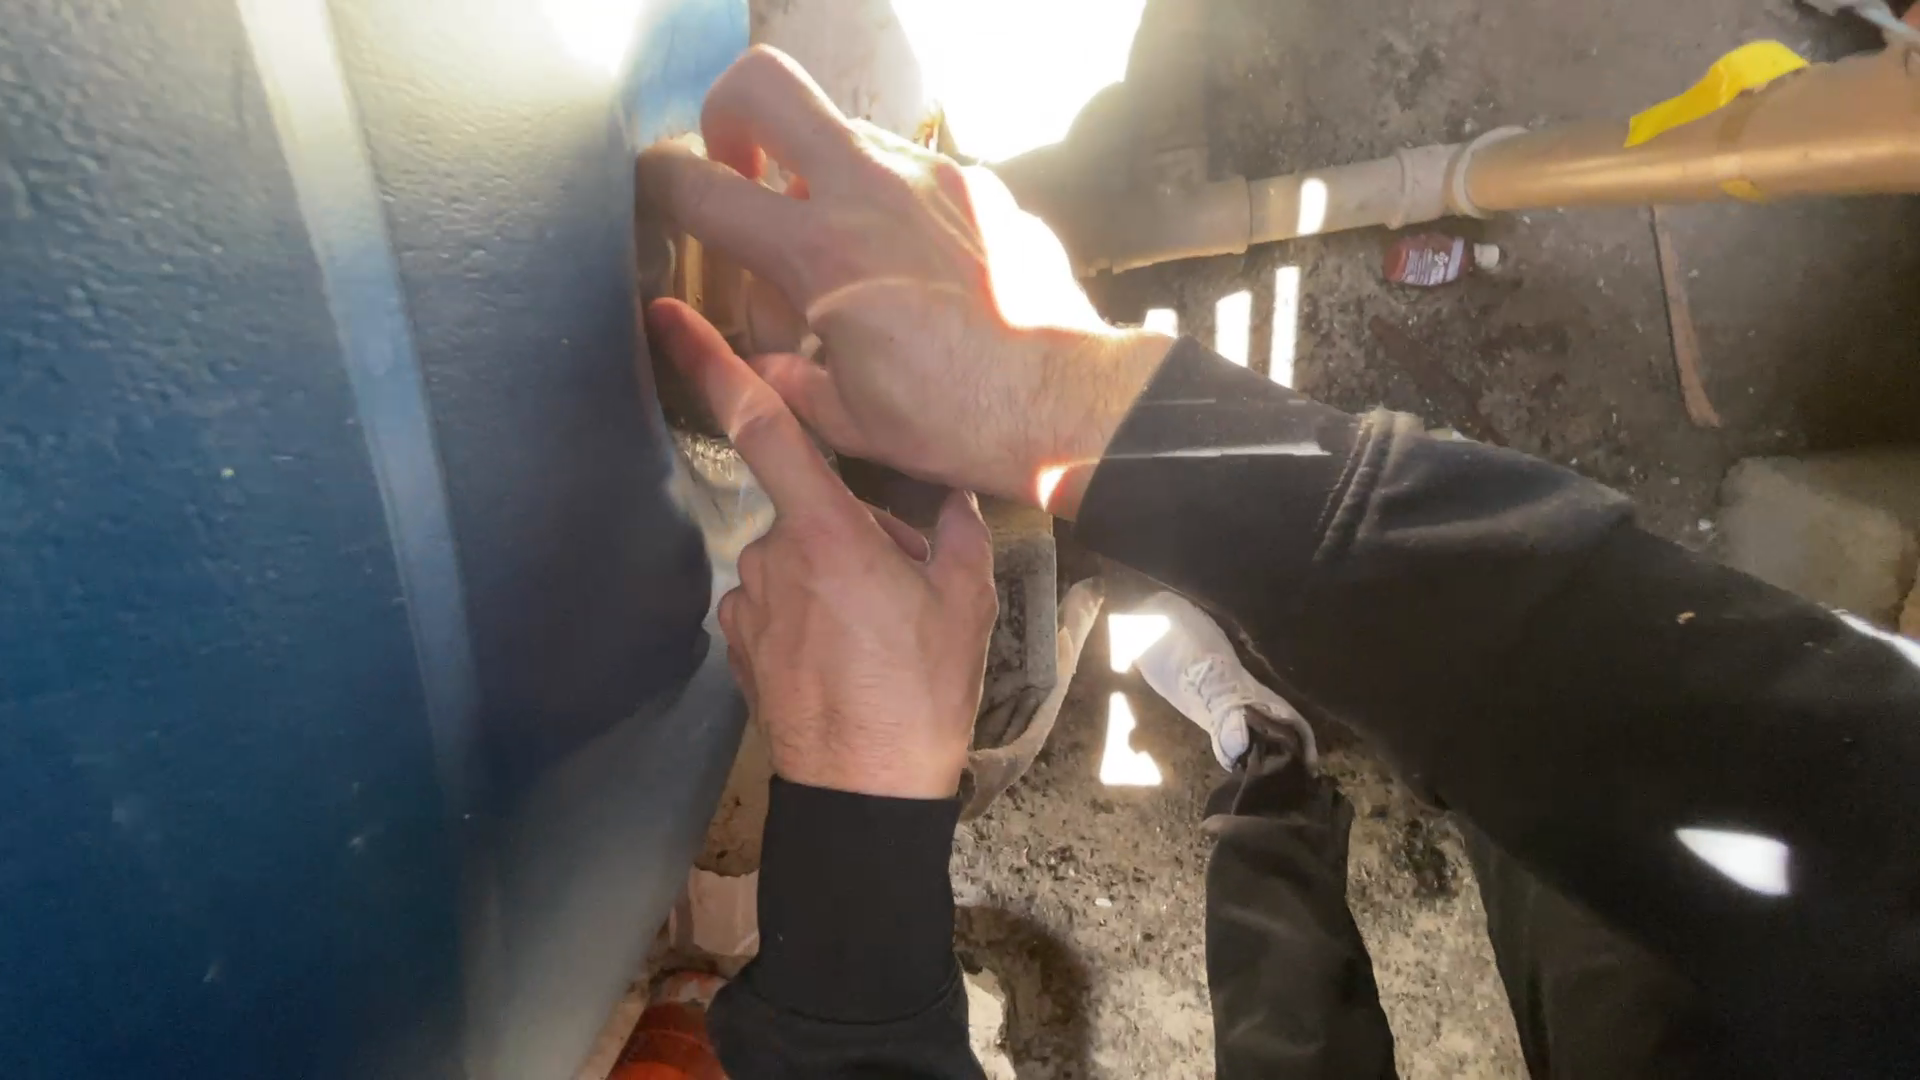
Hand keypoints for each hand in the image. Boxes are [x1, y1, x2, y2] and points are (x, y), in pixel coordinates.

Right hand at [637, 46, 1171, 516]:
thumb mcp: (850, 420)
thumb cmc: (957, 421)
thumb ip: (786, 381)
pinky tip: (917, 266)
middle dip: (731, 117)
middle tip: (746, 174)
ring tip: (849, 255)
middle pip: (764, 85)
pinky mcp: (983, 189)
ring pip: (846, 134)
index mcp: (820, 252)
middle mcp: (871, 190)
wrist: (1064, 405)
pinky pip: (914, 173)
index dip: (658, 183)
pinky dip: (892, 205)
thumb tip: (762, 367)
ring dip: (823, 178)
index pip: (697, 185)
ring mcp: (934, 178)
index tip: (663, 197)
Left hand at [650, 297, 997, 798]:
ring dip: (831, 572)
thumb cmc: (921, 688)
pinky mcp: (739, 642)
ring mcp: (749, 603)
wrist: (866, 788)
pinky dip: (806, 608)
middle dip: (851, 530)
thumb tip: (953, 490)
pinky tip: (840, 654)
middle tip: (900, 587)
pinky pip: (775, 599)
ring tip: (874, 631)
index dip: (713, 363)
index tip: (668, 315)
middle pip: (809, 508)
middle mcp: (772, 556)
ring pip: (795, 557)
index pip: (764, 427)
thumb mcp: (965, 601)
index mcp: (828, 531)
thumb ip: (957, 528)